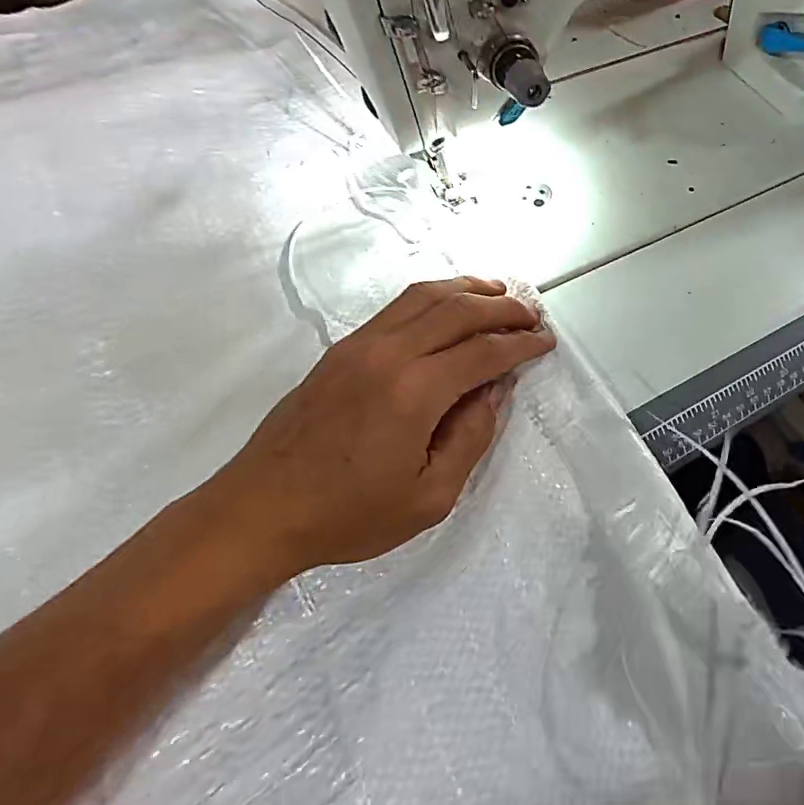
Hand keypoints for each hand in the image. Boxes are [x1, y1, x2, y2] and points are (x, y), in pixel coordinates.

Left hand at [206, 276, 554, 578]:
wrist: (257, 512)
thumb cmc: (348, 515)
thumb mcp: (430, 497)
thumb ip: (471, 439)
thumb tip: (491, 393)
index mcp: (414, 392)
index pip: (484, 351)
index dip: (522, 344)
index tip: (546, 342)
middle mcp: (388, 355)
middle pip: (459, 310)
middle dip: (504, 308)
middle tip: (533, 315)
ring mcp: (360, 346)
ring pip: (425, 296)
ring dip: (469, 290)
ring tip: (500, 293)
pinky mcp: (341, 349)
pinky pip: (398, 306)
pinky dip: (435, 296)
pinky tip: (450, 305)